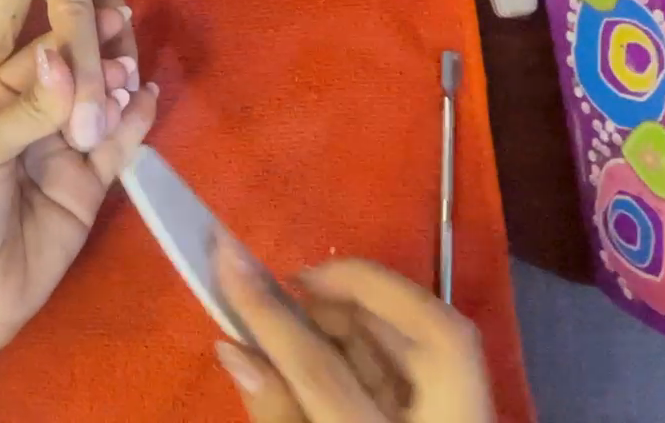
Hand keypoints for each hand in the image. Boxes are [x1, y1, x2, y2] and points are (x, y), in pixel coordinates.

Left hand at [0, 14, 157, 367]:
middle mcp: (27, 121)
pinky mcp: (84, 190)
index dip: (66, 37)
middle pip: (70, 81)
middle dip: (96, 59)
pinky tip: (148, 102)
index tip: (100, 10)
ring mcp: (58, 154)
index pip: (34, 60)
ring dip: (114, 90)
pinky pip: (113, 151)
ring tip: (132, 73)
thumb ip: (27, 111)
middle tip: (125, 39)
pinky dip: (132, 127)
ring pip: (94, 111)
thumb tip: (63, 57)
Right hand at [213, 241, 494, 422]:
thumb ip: (275, 417)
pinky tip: (332, 341)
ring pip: (434, 341)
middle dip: (365, 289)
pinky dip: (373, 339)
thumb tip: (231, 346)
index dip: (270, 311)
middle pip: (439, 337)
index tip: (225, 257)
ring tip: (304, 312)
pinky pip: (424, 364)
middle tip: (299, 282)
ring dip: (363, 311)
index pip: (323, 371)